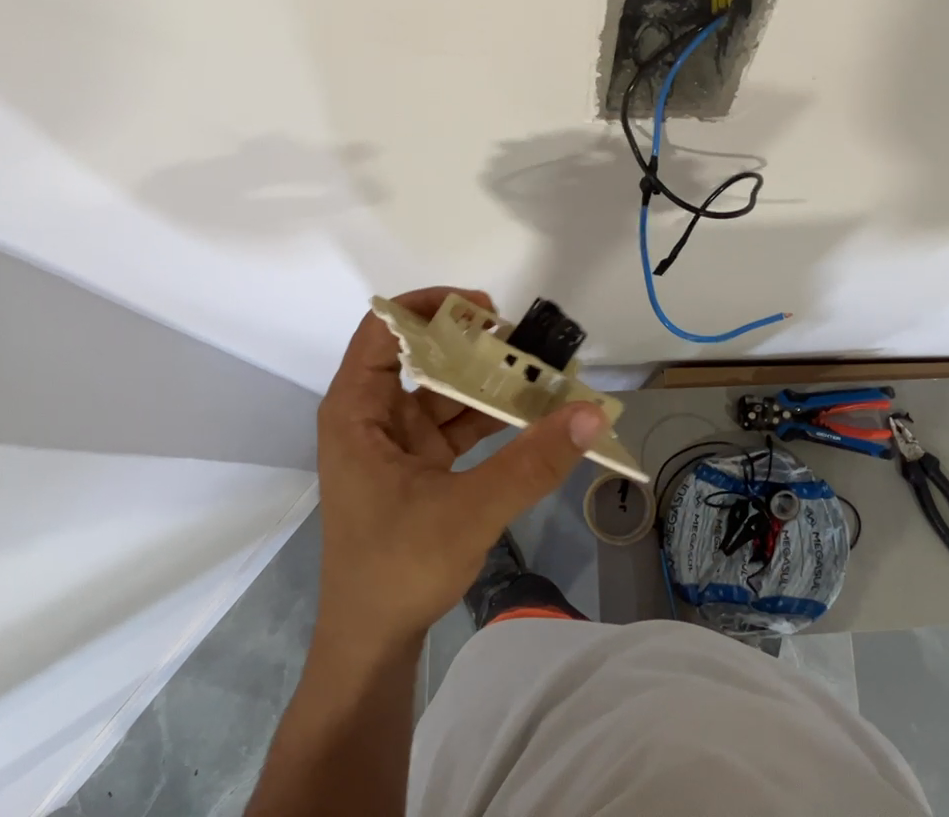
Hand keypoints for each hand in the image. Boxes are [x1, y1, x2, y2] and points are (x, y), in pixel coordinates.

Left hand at [314, 287, 605, 643]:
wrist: (373, 640)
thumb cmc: (398, 567)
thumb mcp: (468, 510)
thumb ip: (531, 462)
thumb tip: (592, 414)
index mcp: (357, 413)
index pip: (382, 331)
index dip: (429, 308)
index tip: (484, 310)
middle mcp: (372, 419)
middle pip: (420, 359)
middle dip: (472, 347)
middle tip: (527, 342)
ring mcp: (396, 446)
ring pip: (445, 395)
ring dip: (488, 385)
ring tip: (543, 374)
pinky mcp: (419, 470)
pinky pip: (457, 429)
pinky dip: (491, 420)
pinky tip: (533, 417)